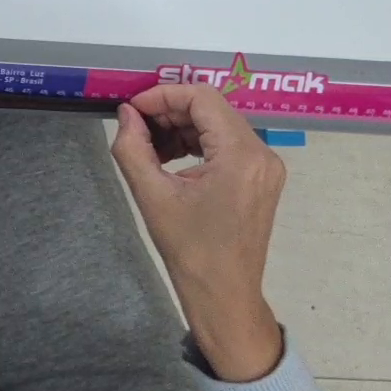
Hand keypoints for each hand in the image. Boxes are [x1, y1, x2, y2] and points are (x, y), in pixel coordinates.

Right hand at [111, 84, 286, 381]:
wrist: (223, 295)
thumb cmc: (188, 248)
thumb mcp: (151, 195)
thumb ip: (132, 147)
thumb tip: (126, 114)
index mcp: (241, 155)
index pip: (202, 98)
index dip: (162, 95)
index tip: (131, 110)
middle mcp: (261, 153)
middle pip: (211, 108)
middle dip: (168, 111)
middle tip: (134, 128)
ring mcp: (265, 166)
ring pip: (217, 124)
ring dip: (180, 127)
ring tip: (147, 146)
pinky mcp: (259, 177)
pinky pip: (225, 143)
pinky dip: (195, 142)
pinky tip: (168, 158)